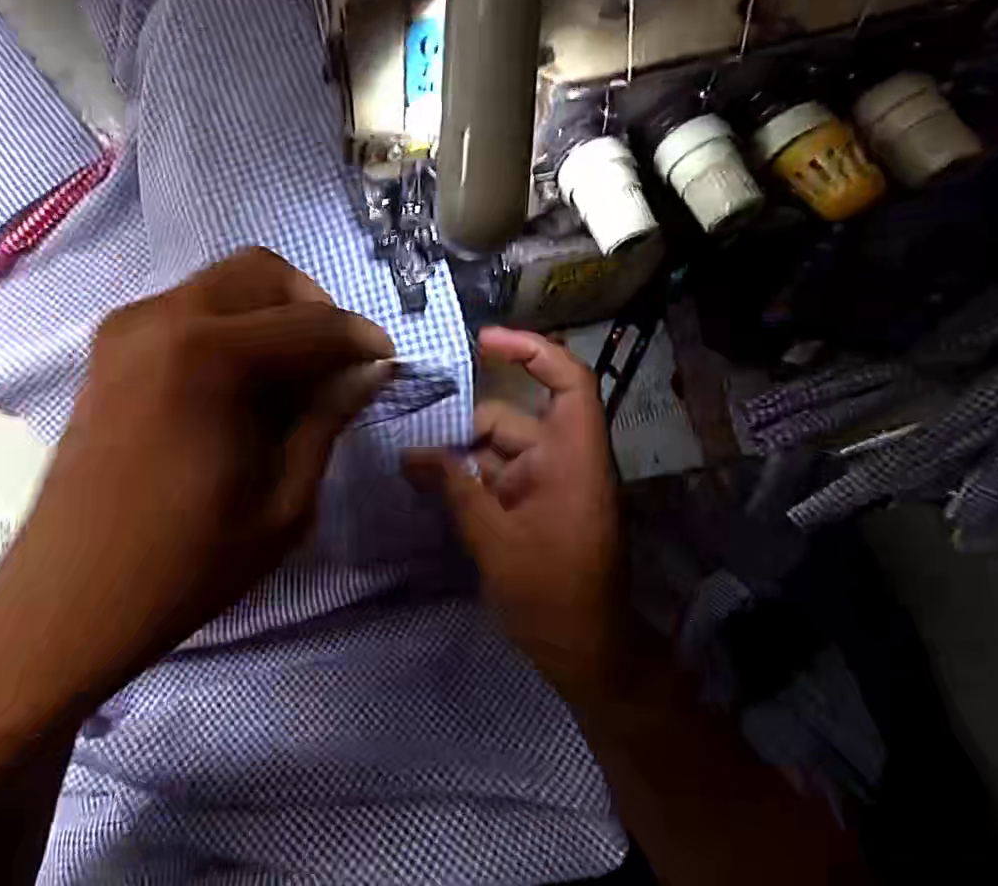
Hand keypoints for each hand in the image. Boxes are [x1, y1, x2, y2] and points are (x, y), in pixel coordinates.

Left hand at [0, 248, 395, 718]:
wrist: (68, 600)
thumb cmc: (186, 564)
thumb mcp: (283, 502)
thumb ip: (328, 418)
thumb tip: (370, 368)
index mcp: (211, 355)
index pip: (312, 323)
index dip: (360, 338)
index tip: (387, 362)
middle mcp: (164, 317)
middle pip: (262, 272)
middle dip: (314, 307)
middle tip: (336, 363)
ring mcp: (127, 328)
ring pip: (222, 284)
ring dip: (270, 313)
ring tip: (291, 376)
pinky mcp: (108, 348)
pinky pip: (186, 308)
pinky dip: (228, 325)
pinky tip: (240, 383)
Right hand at [405, 327, 633, 694]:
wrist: (588, 654)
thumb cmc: (552, 596)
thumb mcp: (494, 541)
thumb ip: (455, 489)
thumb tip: (413, 454)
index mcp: (573, 458)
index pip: (568, 382)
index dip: (532, 350)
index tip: (483, 342)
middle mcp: (563, 460)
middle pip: (511, 420)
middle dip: (461, 430)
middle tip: (409, 445)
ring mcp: (550, 483)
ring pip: (498, 450)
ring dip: (459, 459)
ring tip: (412, 470)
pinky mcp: (536, 505)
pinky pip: (499, 476)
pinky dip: (469, 480)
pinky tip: (431, 488)